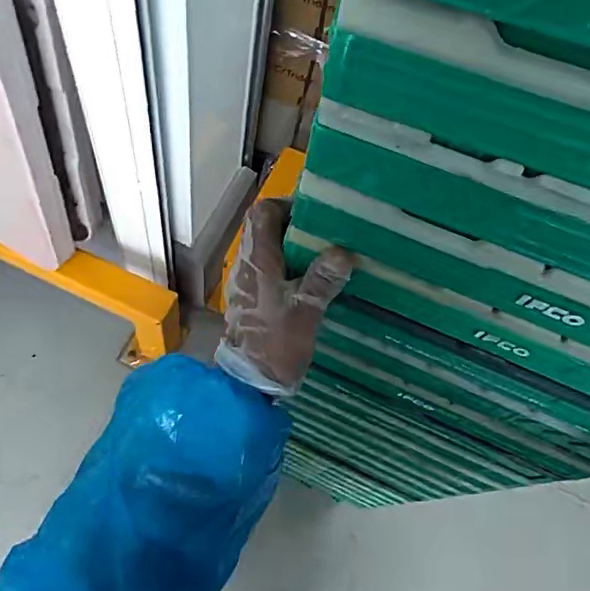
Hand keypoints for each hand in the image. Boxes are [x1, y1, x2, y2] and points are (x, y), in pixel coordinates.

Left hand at [213, 198, 354, 394]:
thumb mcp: (306, 311)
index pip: (262, 213)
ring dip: (293, 247)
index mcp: (257, 260)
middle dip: (295, 226)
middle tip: (328, 233)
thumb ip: (323, 280)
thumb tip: (342, 251)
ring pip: (268, 250)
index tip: (315, 212)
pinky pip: (269, 270)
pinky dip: (289, 267)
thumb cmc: (275, 344)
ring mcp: (246, 284)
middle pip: (265, 230)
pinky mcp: (251, 300)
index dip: (286, 205)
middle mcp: (247, 266)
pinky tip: (312, 281)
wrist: (249, 385)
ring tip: (325, 254)